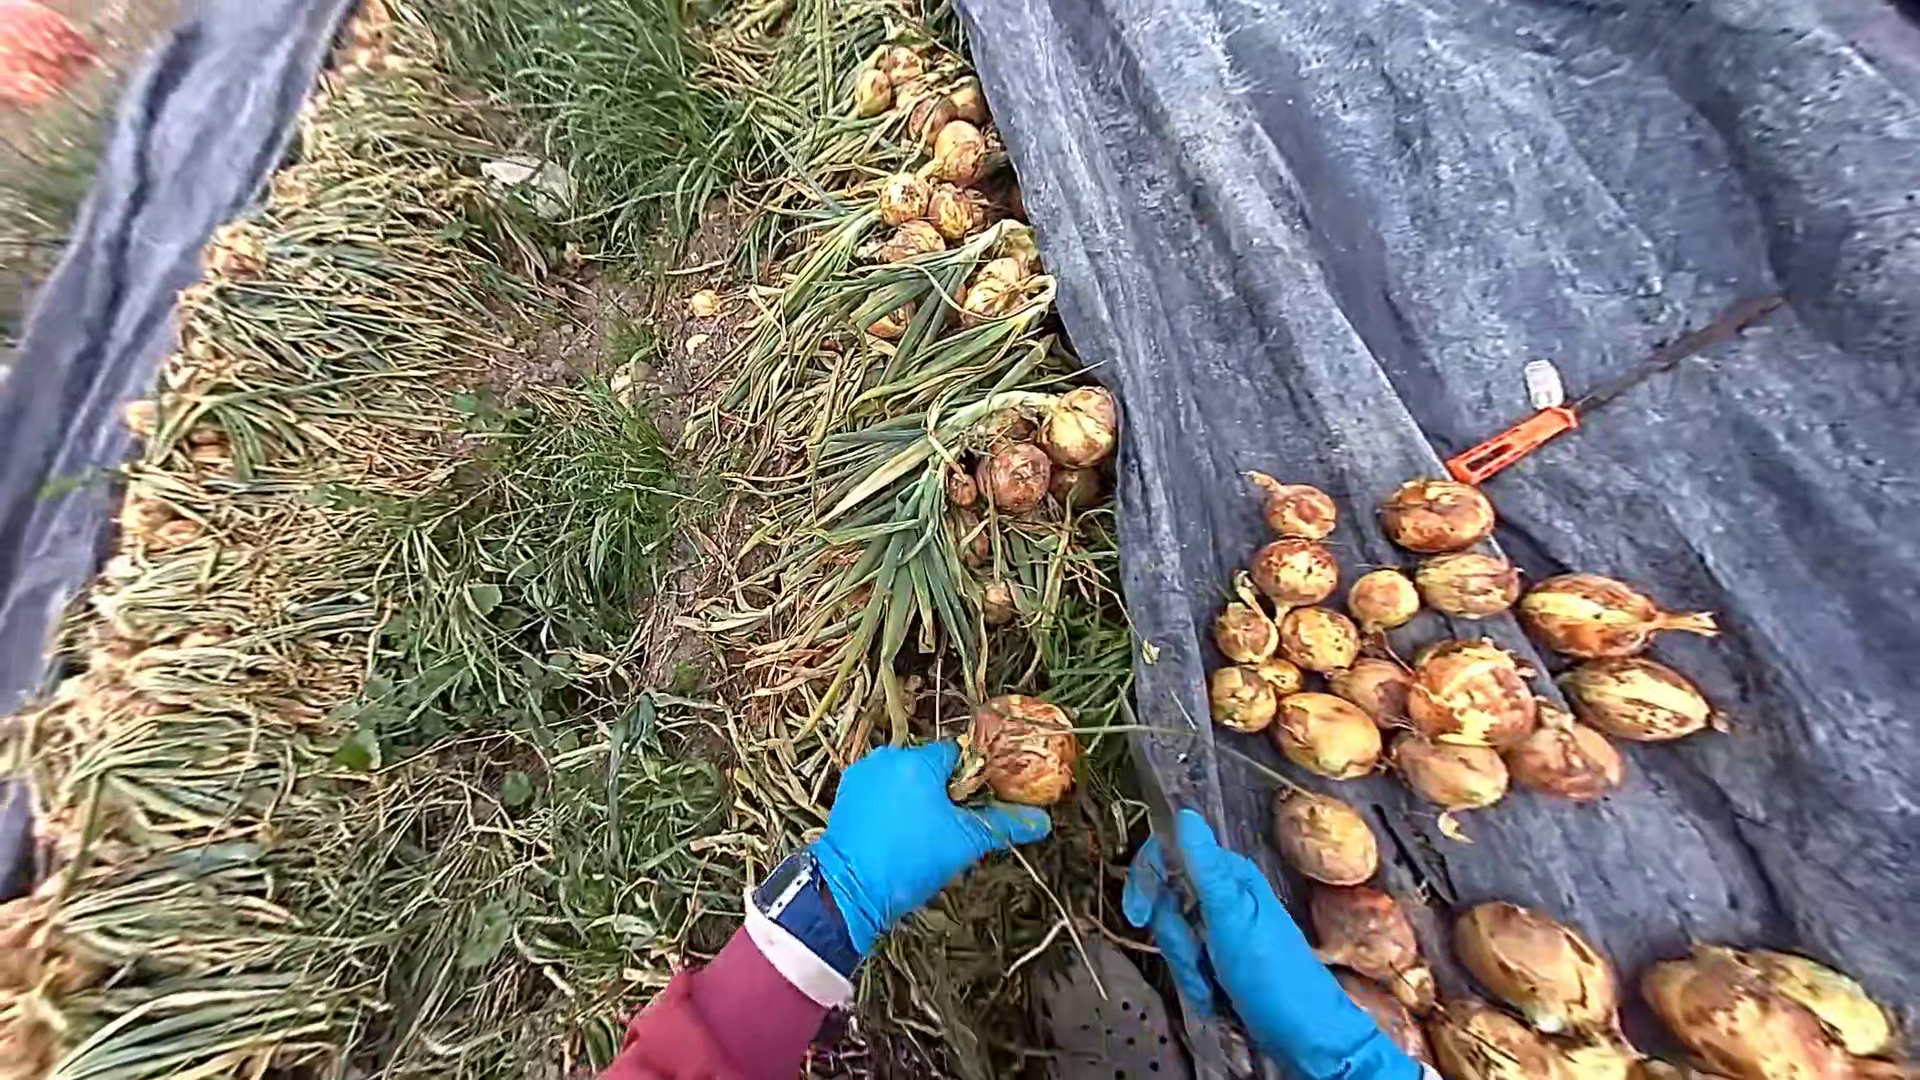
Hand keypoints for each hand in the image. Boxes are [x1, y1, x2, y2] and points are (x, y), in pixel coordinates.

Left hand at [811, 741, 1051, 954]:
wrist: (847, 891)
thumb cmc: (910, 860)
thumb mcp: (963, 843)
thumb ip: (1003, 824)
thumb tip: (1043, 821)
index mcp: (920, 760)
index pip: (958, 755)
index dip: (969, 780)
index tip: (971, 807)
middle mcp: (891, 755)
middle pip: (931, 767)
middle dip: (942, 793)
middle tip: (946, 830)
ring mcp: (865, 770)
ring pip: (906, 778)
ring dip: (916, 798)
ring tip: (918, 837)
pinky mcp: (848, 789)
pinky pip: (881, 787)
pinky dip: (891, 803)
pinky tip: (893, 834)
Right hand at [1123, 809, 1422, 1079]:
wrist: (1312, 1047)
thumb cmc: (1274, 977)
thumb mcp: (1233, 918)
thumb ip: (1205, 866)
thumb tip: (1185, 812)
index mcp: (1226, 873)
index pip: (1168, 852)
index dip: (1146, 876)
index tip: (1137, 913)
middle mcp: (1221, 891)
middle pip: (1165, 894)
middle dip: (1172, 933)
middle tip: (1193, 956)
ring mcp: (1220, 925)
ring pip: (1172, 928)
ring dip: (1183, 962)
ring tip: (1208, 986)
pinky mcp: (1219, 955)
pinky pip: (1185, 955)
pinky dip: (1191, 978)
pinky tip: (1209, 995)